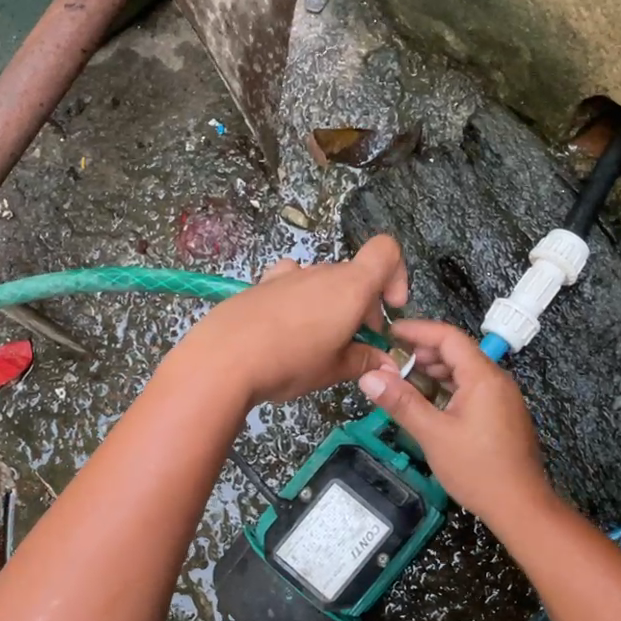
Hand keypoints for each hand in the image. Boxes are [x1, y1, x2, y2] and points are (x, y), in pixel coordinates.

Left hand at [175, 236, 408, 407]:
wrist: (223, 359)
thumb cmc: (290, 362)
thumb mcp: (334, 370)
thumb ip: (364, 362)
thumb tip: (386, 366)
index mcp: (350, 286)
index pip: (386, 251)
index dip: (397, 275)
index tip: (390, 311)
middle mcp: (322, 272)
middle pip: (355, 276)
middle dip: (363, 307)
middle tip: (355, 345)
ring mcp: (288, 276)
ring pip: (323, 282)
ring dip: (331, 306)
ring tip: (318, 343)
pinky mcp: (261, 286)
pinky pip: (291, 284)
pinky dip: (299, 301)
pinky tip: (286, 327)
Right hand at [356, 319, 552, 523]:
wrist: (519, 504)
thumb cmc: (477, 469)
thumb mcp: (433, 434)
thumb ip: (402, 402)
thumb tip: (369, 377)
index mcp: (483, 377)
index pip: (449, 337)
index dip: (418, 331)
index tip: (390, 333)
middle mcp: (497, 381)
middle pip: (458, 353)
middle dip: (423, 354)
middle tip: (392, 364)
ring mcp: (502, 399)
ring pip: (465, 374)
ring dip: (435, 374)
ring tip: (405, 384)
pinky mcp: (502, 416)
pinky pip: (473, 391)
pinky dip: (448, 391)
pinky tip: (429, 406)